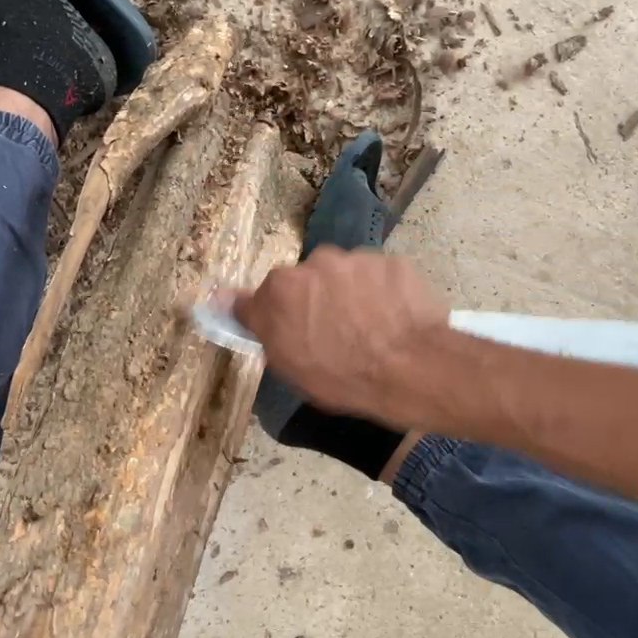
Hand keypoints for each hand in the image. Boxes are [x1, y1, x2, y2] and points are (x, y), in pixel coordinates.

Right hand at [232, 247, 451, 427]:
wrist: (412, 368)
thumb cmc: (343, 378)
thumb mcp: (289, 365)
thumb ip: (260, 325)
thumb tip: (225, 301)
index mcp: (279, 291)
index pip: (257, 298)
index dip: (269, 315)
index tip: (282, 327)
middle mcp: (311, 265)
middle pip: (303, 282)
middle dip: (312, 301)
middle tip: (332, 334)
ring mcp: (353, 259)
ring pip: (341, 275)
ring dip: (347, 293)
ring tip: (369, 327)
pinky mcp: (390, 261)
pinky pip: (377, 275)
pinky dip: (381, 292)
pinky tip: (394, 318)